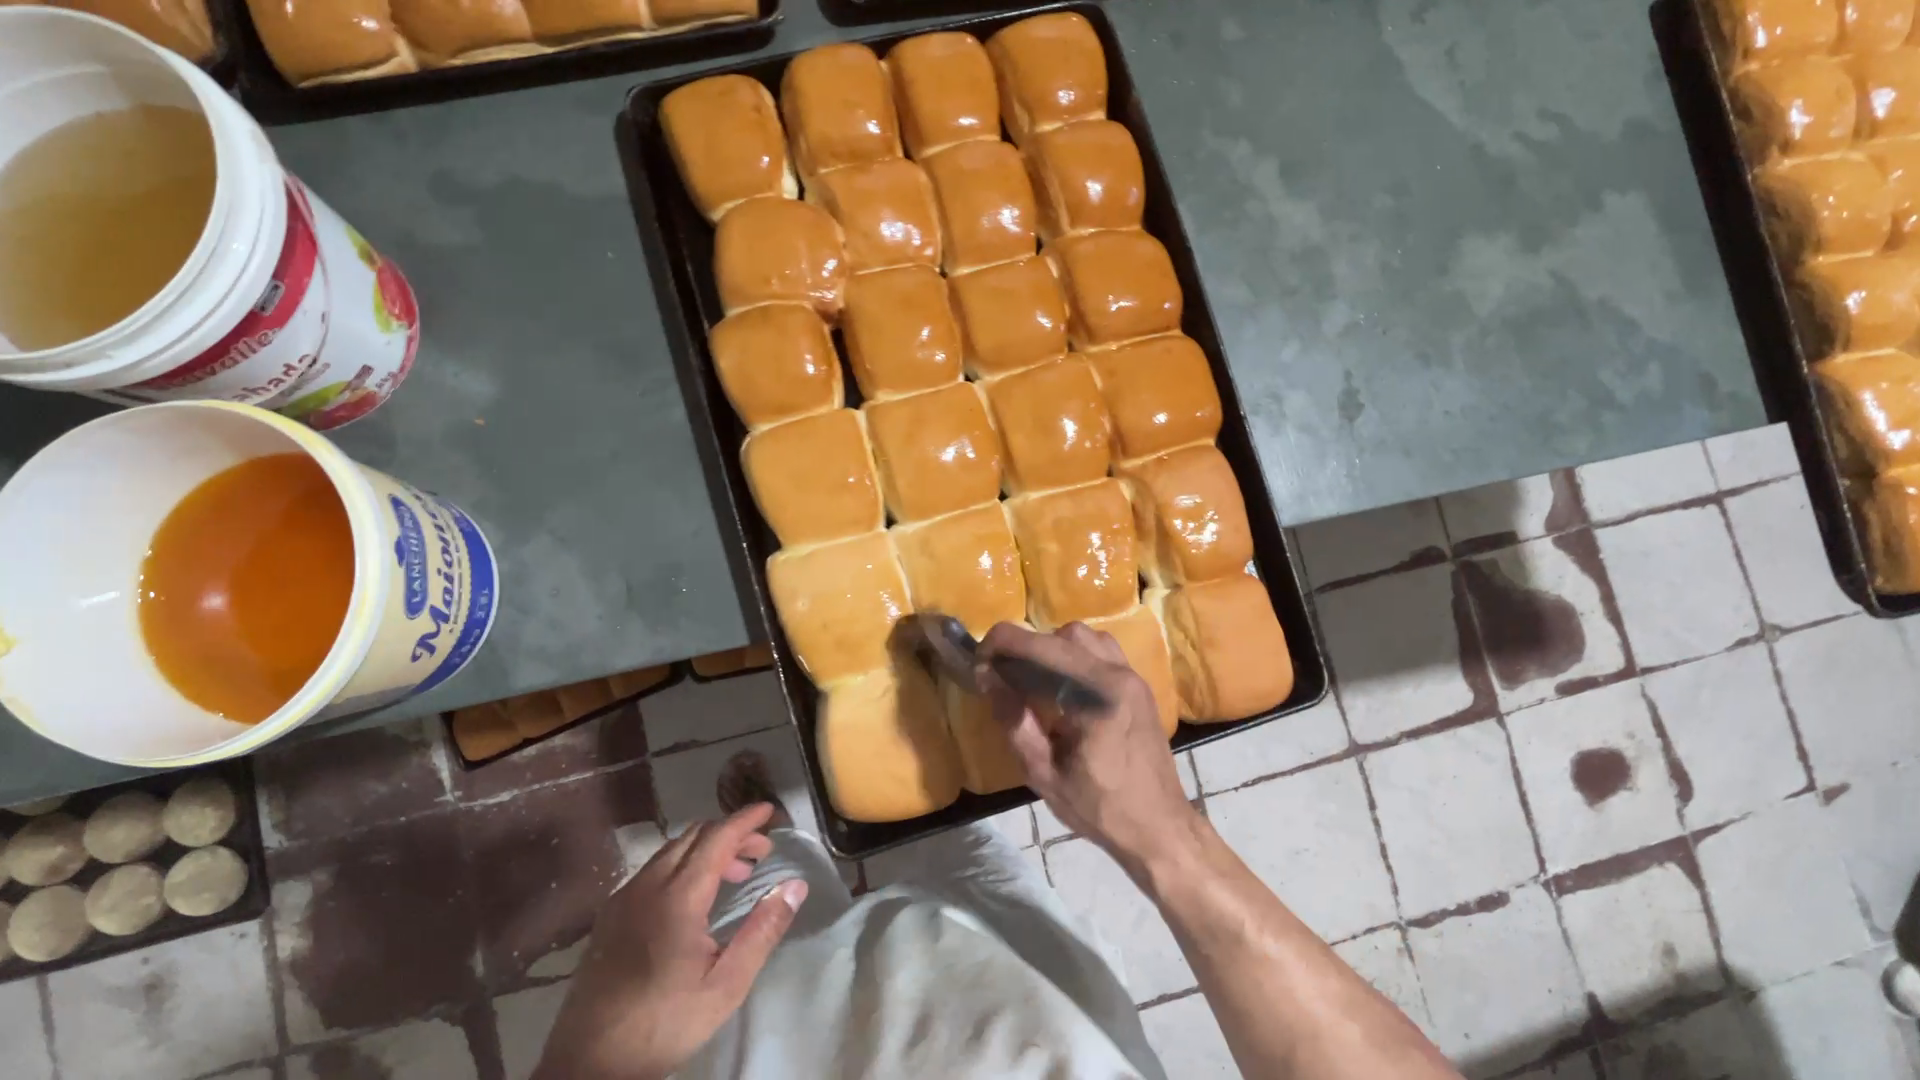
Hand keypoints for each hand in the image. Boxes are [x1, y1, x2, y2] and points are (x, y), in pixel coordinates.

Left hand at [533, 804, 806, 1079]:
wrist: (590, 1062)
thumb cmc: (665, 1023)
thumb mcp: (726, 985)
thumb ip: (762, 931)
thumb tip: (794, 886)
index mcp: (677, 897)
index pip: (717, 838)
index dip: (745, 820)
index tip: (770, 811)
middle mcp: (646, 886)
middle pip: (693, 836)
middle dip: (730, 833)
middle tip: (760, 853)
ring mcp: (623, 899)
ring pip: (670, 851)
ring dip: (705, 850)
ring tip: (734, 874)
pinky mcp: (609, 916)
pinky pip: (652, 870)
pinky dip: (681, 865)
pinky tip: (693, 898)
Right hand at [977, 622, 1202, 873]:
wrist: (1159, 827)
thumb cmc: (1099, 807)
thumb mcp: (1043, 773)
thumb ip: (1013, 721)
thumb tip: (986, 676)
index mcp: (1096, 695)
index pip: (1040, 648)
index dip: (1002, 644)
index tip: (979, 661)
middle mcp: (1117, 675)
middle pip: (1060, 636)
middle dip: (1023, 646)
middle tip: (1000, 674)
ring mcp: (1132, 676)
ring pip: (1083, 637)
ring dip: (1051, 647)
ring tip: (1032, 678)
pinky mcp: (1138, 685)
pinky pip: (1101, 650)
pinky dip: (1075, 654)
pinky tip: (1062, 685)